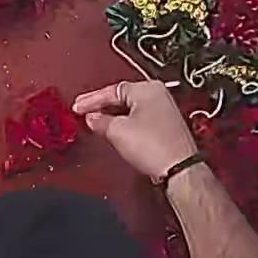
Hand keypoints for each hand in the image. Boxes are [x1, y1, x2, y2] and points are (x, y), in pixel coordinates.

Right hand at [73, 80, 198, 181]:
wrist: (178, 168)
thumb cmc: (155, 146)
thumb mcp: (117, 131)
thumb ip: (100, 121)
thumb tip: (92, 118)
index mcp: (146, 89)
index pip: (112, 90)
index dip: (92, 100)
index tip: (79, 106)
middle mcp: (157, 95)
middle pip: (122, 97)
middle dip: (101, 107)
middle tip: (84, 112)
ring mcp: (163, 109)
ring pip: (130, 109)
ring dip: (113, 116)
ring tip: (96, 122)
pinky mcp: (165, 125)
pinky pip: (139, 119)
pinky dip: (125, 123)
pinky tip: (116, 132)